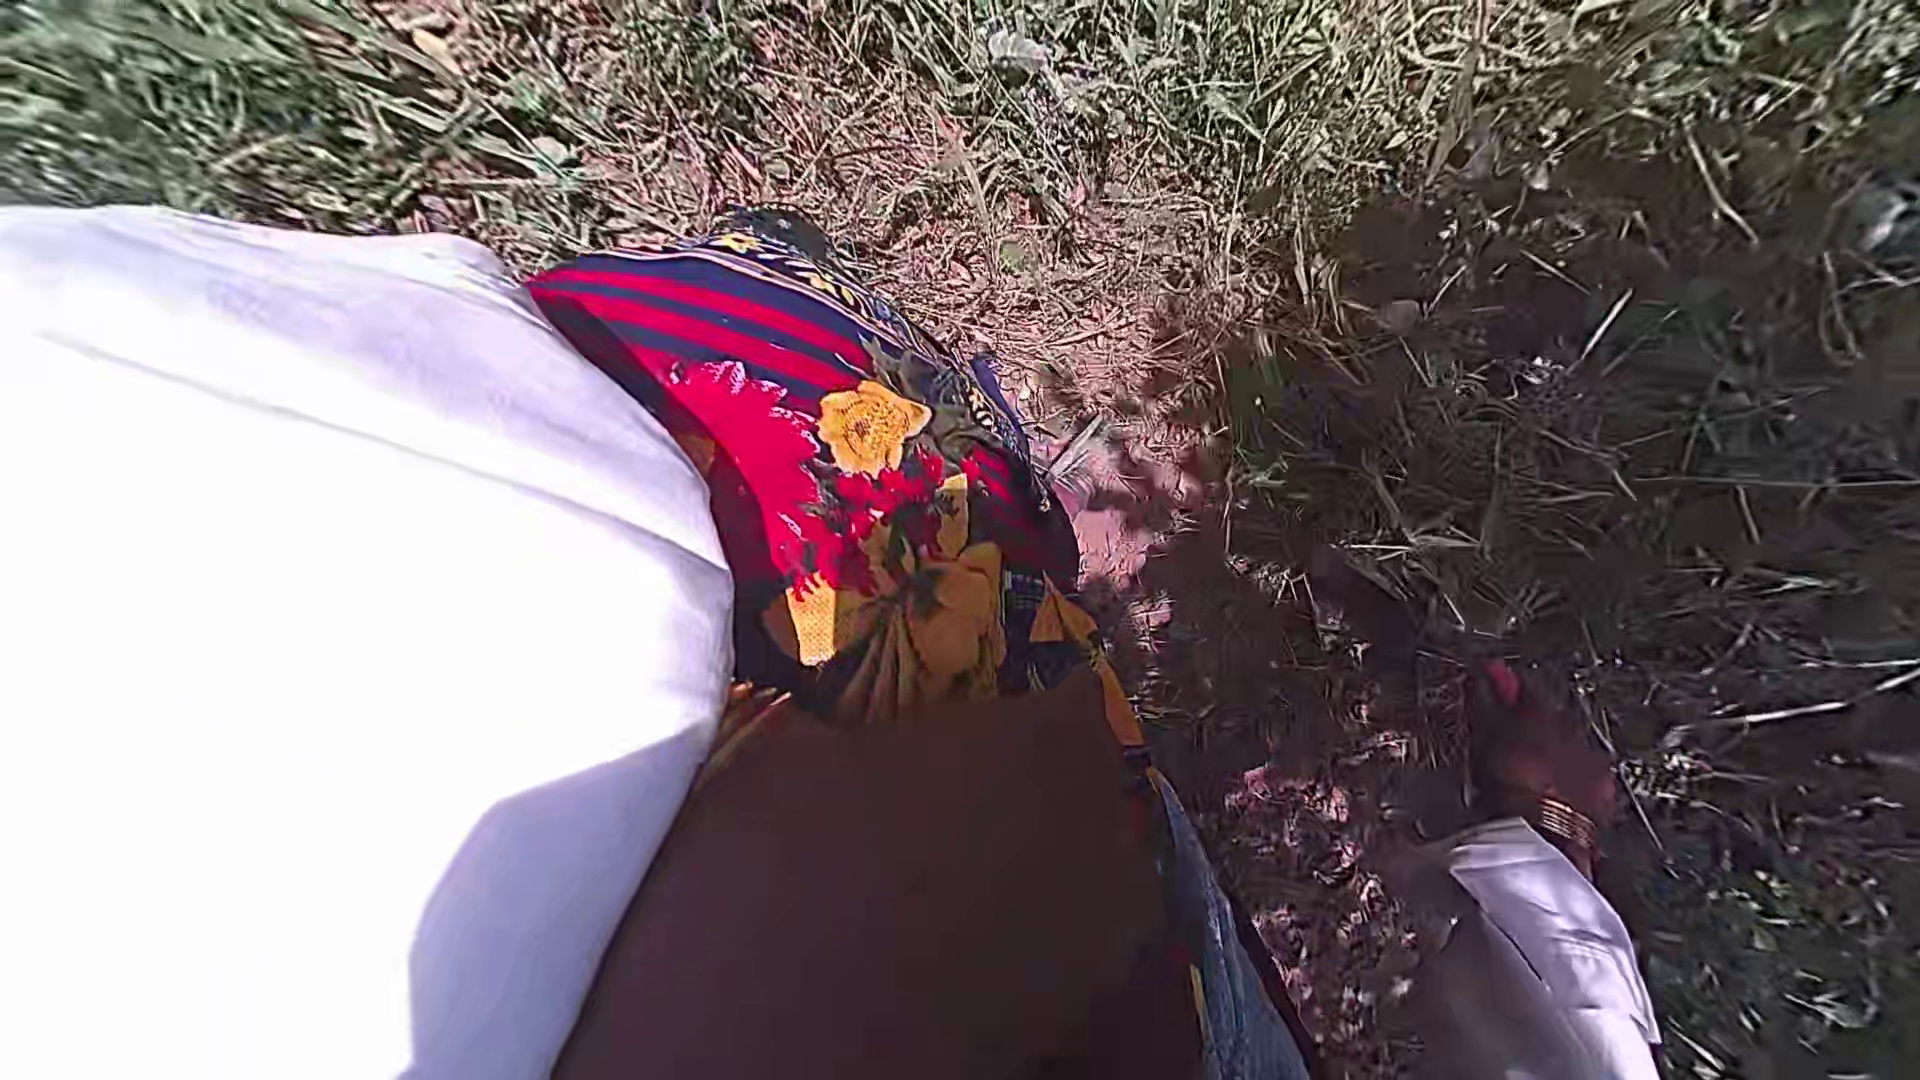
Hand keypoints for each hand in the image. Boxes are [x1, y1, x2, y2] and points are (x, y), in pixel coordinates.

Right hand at [1468, 661, 1615, 874]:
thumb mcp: (1482, 727)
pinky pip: (1579, 774)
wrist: (1538, 828)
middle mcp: (1580, 735)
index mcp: (1550, 714)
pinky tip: (1542, 780)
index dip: (1507, 683)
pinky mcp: (1600, 796)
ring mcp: (1593, 768)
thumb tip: (1481, 673)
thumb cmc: (1507, 775)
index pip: (1528, 686)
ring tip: (1520, 755)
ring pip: (1566, 745)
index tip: (1492, 681)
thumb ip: (1483, 697)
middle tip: (1504, 721)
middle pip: (1550, 715)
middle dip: (1527, 716)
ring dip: (1545, 745)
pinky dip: (1560, 771)